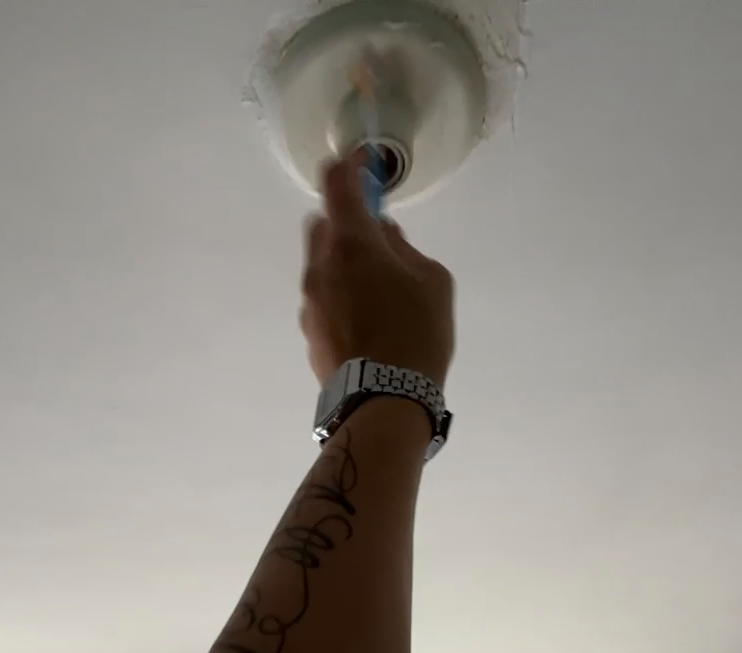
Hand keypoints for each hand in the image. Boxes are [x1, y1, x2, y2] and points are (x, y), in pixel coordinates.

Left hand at [300, 150, 454, 386]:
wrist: (384, 401)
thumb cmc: (417, 335)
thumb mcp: (432, 281)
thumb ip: (405, 250)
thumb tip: (385, 240)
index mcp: (351, 245)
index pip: (337, 186)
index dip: (349, 166)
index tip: (361, 161)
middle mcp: (320, 269)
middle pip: (321, 226)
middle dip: (344, 221)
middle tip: (374, 236)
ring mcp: (309, 305)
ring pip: (320, 267)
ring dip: (342, 264)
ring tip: (376, 290)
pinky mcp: (309, 335)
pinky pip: (323, 300)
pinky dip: (340, 297)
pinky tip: (366, 321)